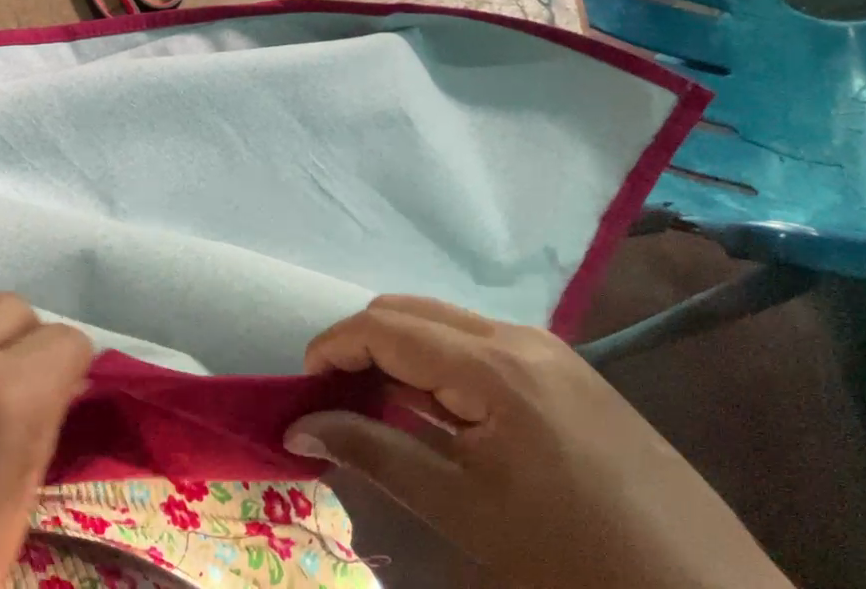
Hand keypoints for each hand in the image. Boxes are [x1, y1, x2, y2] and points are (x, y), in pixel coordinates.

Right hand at [284, 296, 791, 588]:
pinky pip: (480, 344)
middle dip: (360, 344)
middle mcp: (520, 339)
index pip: (383, 327)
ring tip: (377, 406)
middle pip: (409, 310)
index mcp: (493, 365)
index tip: (304, 391)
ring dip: (398, 351)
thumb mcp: (459, 506)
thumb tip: (295, 426)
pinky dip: (438, 363)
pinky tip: (436, 414)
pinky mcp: (570, 375)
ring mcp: (551, 353)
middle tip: (335, 397)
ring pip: (443, 322)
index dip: (330, 349)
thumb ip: (370, 452)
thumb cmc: (571, 554)